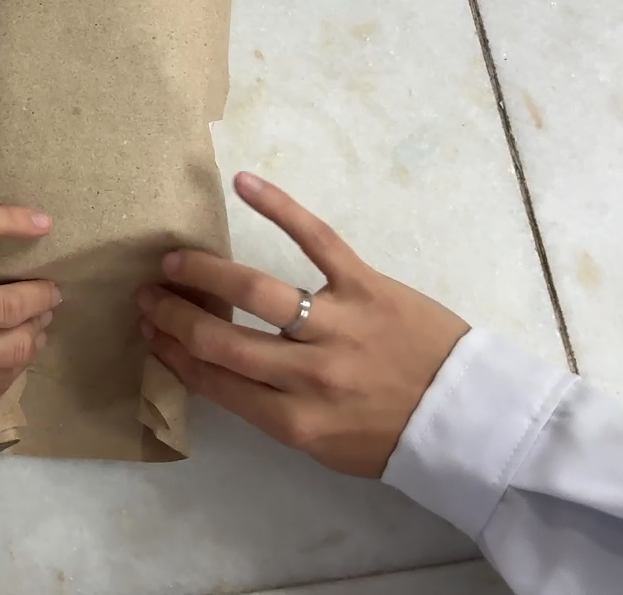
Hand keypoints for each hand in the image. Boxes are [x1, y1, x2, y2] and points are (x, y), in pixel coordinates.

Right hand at [137, 172, 468, 477]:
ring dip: (203, 271)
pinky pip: (316, 240)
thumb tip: (200, 362)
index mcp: (298, 420)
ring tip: (172, 261)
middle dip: (173, 316)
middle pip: (221, 339)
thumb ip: (263, 407)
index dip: (171, 353)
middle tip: (145, 295)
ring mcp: (340, 325)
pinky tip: (241, 182)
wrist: (477, 421)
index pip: (214, 380)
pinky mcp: (367, 286)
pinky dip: (278, 206)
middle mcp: (312, 375)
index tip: (148, 332)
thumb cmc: (389, 432)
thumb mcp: (322, 442)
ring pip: (255, 290)